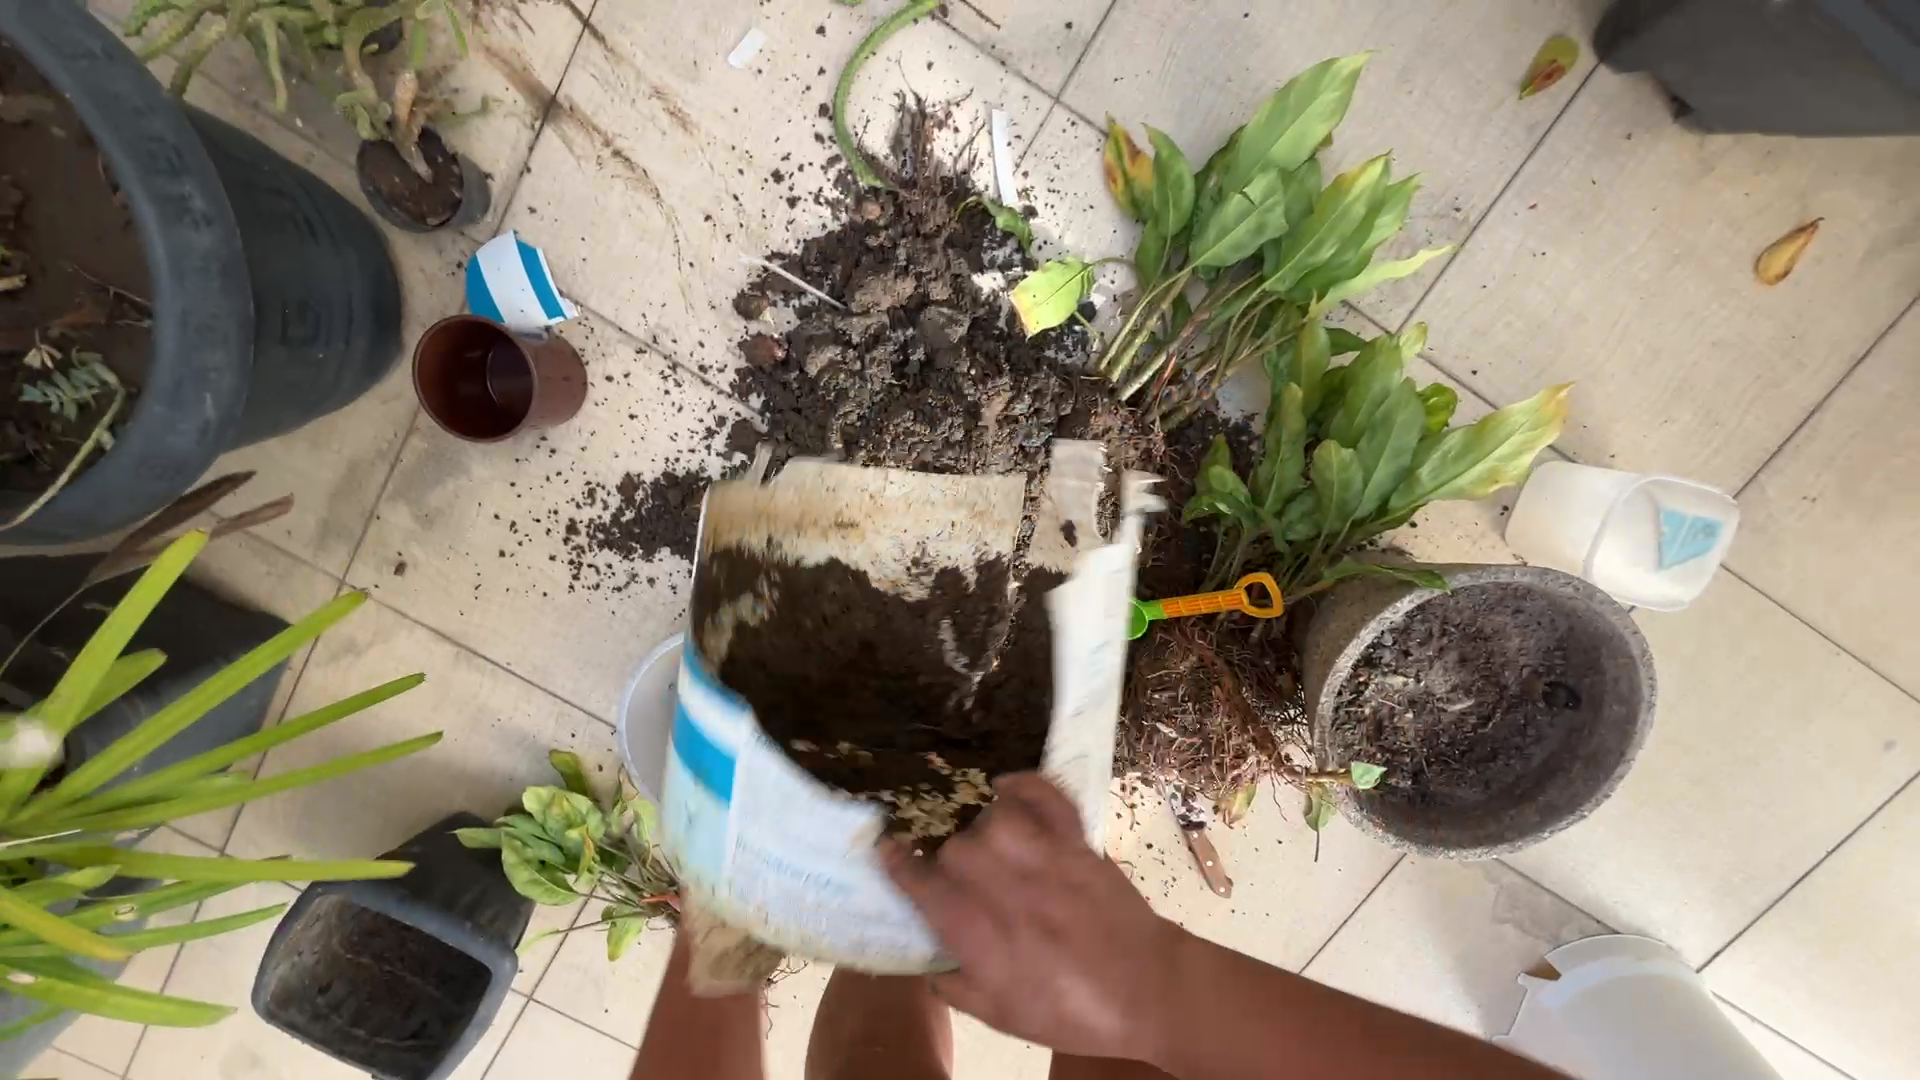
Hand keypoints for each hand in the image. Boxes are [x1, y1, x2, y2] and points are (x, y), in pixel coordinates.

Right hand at [880, 772, 1189, 1061]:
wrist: (1149, 990)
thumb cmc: (1075, 1010)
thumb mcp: (1007, 1016)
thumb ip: (961, 988)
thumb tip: (929, 968)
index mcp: (989, 940)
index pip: (929, 892)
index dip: (901, 868)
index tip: (887, 851)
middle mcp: (1013, 894)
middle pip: (958, 850)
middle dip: (945, 855)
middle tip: (952, 868)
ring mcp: (1049, 862)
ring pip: (997, 820)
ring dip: (981, 822)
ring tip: (981, 834)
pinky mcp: (1078, 844)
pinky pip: (1050, 798)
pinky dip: (1026, 783)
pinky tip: (1006, 784)